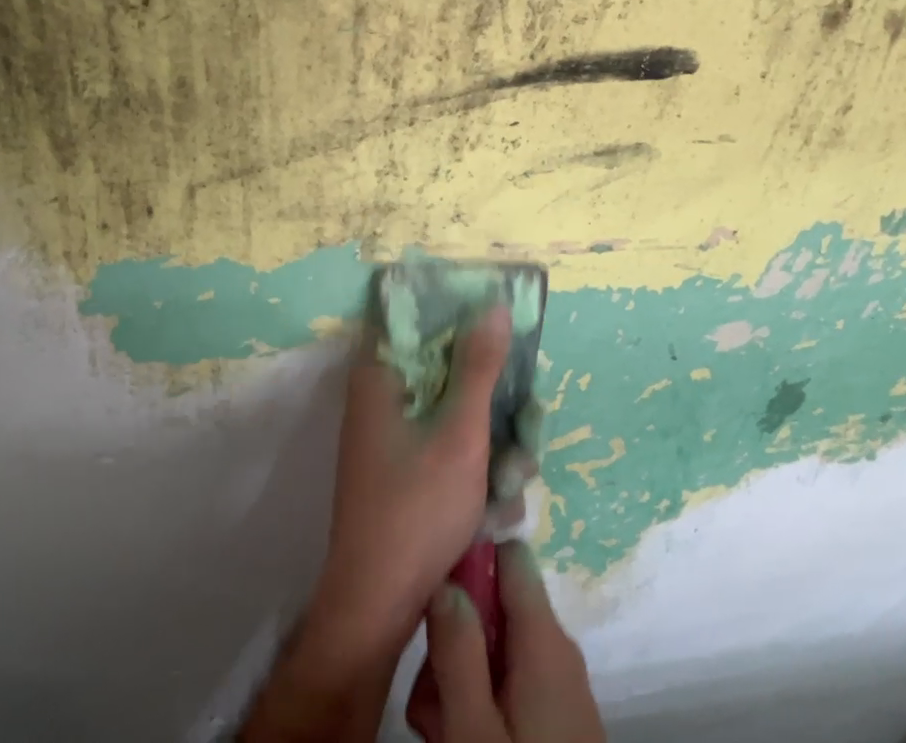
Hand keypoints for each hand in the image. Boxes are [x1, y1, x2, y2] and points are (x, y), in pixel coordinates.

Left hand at [305, 305, 513, 654]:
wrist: (380, 601)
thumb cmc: (417, 508)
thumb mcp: (460, 433)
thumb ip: (479, 367)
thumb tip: (494, 305)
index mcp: (378, 379)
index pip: (413, 319)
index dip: (459, 317)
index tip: (504, 329)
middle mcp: (381, 401)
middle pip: (446, 370)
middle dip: (495, 400)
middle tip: (527, 427)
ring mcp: (393, 439)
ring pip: (457, 414)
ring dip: (494, 443)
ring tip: (512, 483)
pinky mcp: (406, 470)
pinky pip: (450, 447)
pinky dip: (477, 468)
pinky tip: (499, 505)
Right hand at [406, 540, 604, 741]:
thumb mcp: (473, 727)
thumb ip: (458, 649)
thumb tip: (448, 582)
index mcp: (543, 640)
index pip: (510, 559)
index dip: (470, 561)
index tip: (433, 585)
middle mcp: (555, 650)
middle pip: (491, 611)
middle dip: (451, 643)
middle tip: (432, 696)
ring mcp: (555, 682)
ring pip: (490, 651)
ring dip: (456, 682)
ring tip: (442, 731)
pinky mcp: (551, 712)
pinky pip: (504, 684)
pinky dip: (476, 705)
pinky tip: (461, 739)